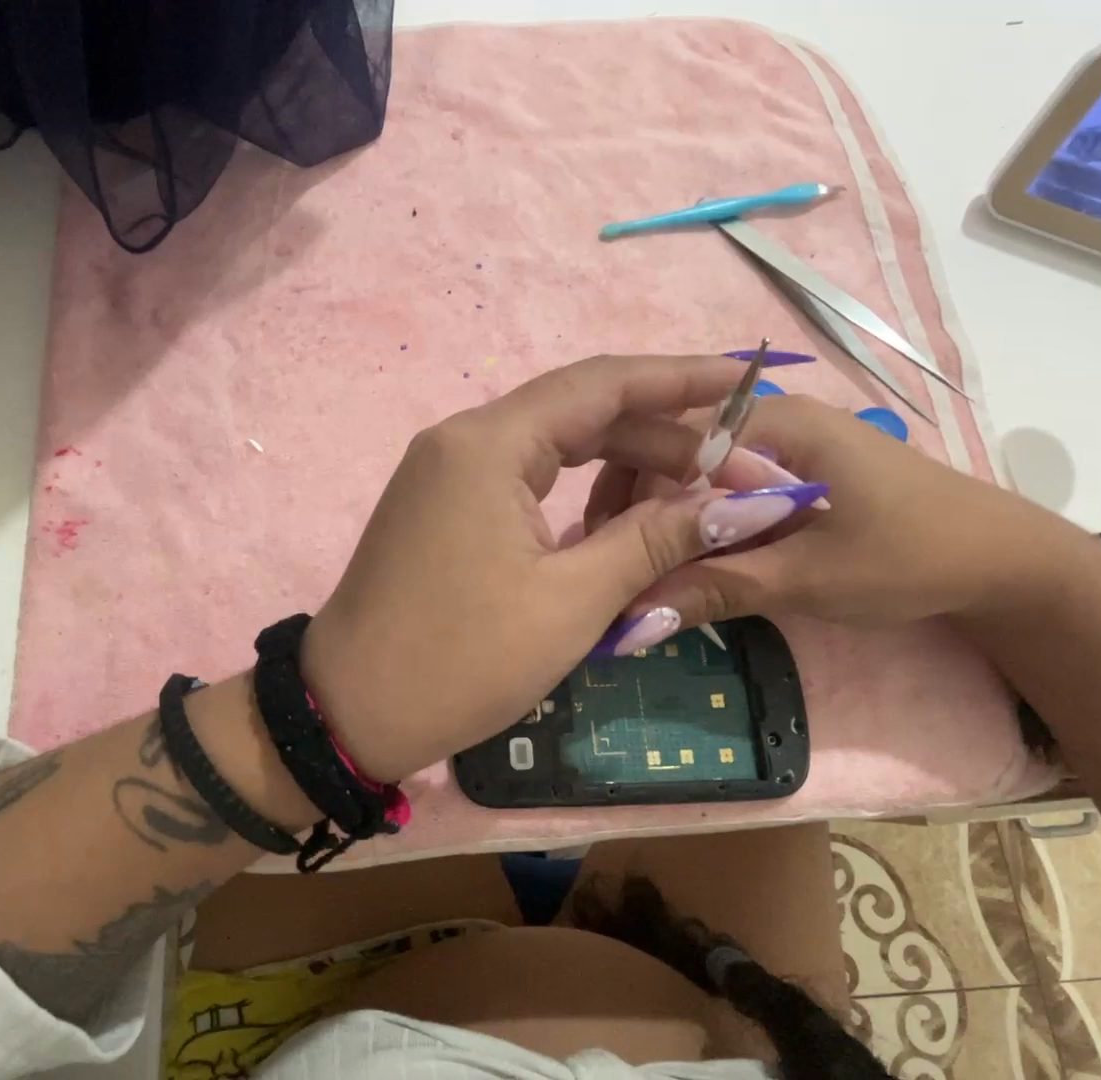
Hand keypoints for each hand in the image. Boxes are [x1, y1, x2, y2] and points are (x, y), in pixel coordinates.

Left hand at [300, 354, 774, 781]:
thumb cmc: (461, 660)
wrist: (350, 711)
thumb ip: (657, 539)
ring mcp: (445, 474)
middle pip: (578, 412)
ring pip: (552, 448)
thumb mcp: (572, 601)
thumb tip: (741, 503)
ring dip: (622, 466)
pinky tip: (624, 518)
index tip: (750, 378)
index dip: (681, 379)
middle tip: (736, 467)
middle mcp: (462, 440)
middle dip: (660, 435)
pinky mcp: (441, 508)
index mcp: (488, 443)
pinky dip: (577, 493)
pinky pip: (522, 480)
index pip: (600, 383)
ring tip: (694, 496)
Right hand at [599, 395, 1083, 636]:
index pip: (667, 435)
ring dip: (667, 517)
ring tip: (637, 563)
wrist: (1008, 565)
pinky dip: (699, 523)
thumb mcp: (807, 577)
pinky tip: (684, 559)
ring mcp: (786, 449)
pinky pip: (727, 491)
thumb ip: (715, 589)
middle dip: (638, 503)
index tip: (600, 541)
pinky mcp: (795, 478)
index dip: (624, 485)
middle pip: (677, 451)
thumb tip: (629, 619)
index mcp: (774, 422)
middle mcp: (773, 421)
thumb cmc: (912, 555)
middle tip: (612, 558)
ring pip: (700, 474)